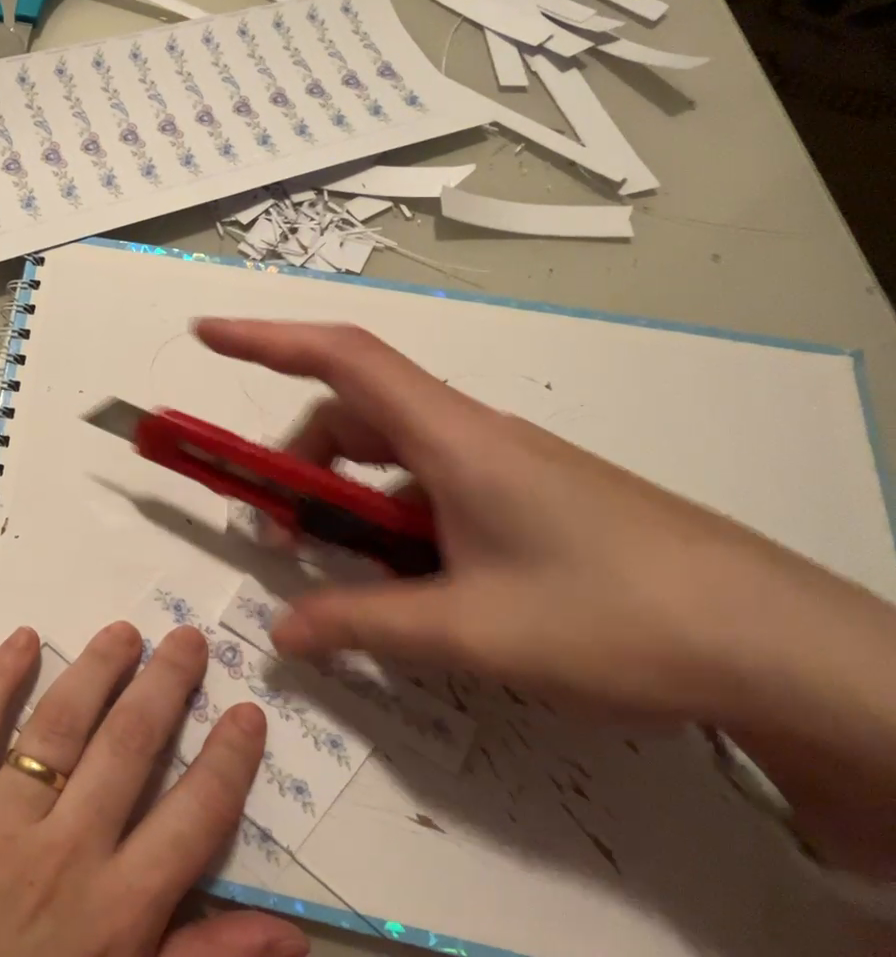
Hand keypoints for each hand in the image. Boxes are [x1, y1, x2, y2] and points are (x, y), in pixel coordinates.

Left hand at [0, 622, 307, 956]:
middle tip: (186, 639)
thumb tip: (289, 934)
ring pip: (59, 727)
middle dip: (164, 688)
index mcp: (120, 904)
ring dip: (96, 671)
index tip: (245, 711)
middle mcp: (67, 849)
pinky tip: (23, 640)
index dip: (226, 761)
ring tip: (123, 632)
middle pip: (127, 749)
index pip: (192, 818)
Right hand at [194, 318, 895, 875]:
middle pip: (353, 415)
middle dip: (296, 463)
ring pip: (391, 458)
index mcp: (452, 439)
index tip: (204, 336)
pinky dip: (390, 525)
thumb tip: (281, 632)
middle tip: (278, 535)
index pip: (341, 358)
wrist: (783, 650)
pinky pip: (429, 493)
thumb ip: (356, 625)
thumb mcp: (465, 633)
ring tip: (340, 575)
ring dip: (344, 501)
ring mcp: (503, 470)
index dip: (265, 339)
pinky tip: (408, 589)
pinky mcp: (527, 503)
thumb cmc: (615, 617)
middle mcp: (472, 439)